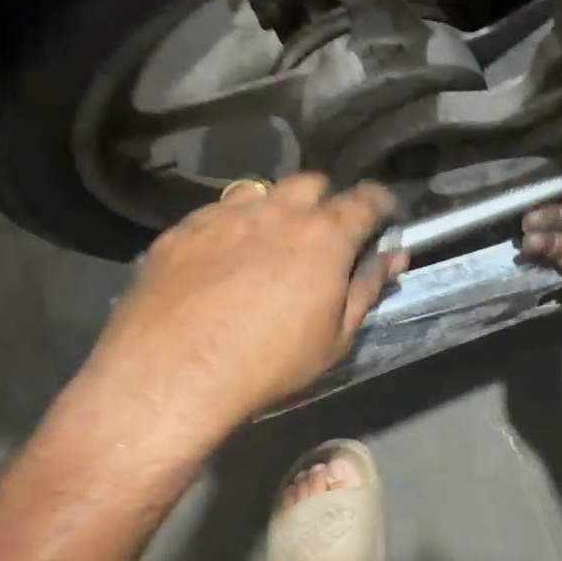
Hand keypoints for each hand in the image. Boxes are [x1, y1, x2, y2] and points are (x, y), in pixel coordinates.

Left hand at [75, 174, 406, 436]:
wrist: (168, 377)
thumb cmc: (267, 364)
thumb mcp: (334, 337)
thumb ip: (367, 287)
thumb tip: (393, 255)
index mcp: (324, 236)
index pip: (366, 198)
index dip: (381, 203)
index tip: (384, 215)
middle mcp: (277, 212)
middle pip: (312, 183)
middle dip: (326, 201)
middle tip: (324, 235)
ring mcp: (224, 215)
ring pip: (262, 191)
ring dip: (277, 208)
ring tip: (271, 242)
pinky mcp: (181, 230)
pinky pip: (217, 212)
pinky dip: (232, 225)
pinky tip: (223, 259)